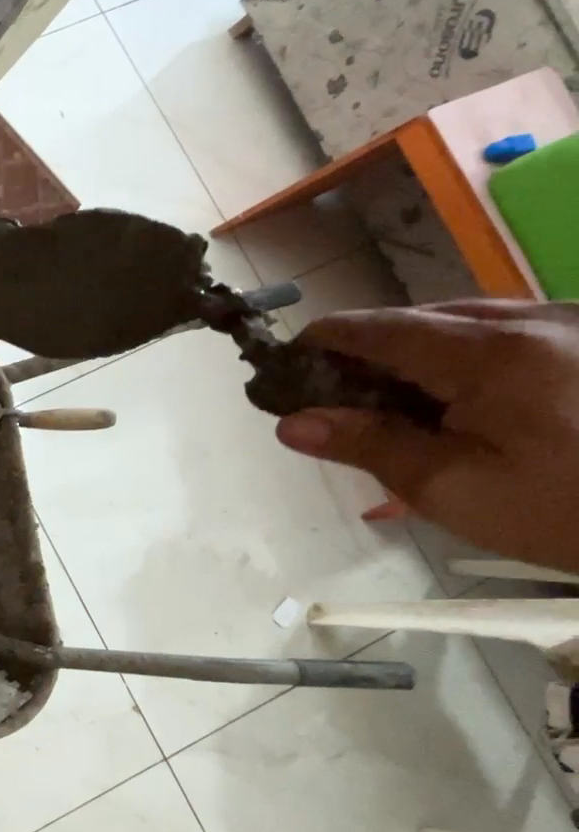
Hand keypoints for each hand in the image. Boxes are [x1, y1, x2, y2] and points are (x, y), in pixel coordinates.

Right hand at [274, 300, 578, 570]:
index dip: (315, 347)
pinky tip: (468, 403)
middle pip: (418, 320)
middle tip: (342, 409)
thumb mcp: (453, 489)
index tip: (281, 378)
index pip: (371, 327)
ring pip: (467, 323)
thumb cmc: (571, 511)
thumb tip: (290, 423)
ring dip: (418, 359)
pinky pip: (514, 334)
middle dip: (367, 358)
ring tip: (403, 410)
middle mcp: (537, 320)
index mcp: (490, 353)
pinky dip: (469, 361)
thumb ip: (368, 446)